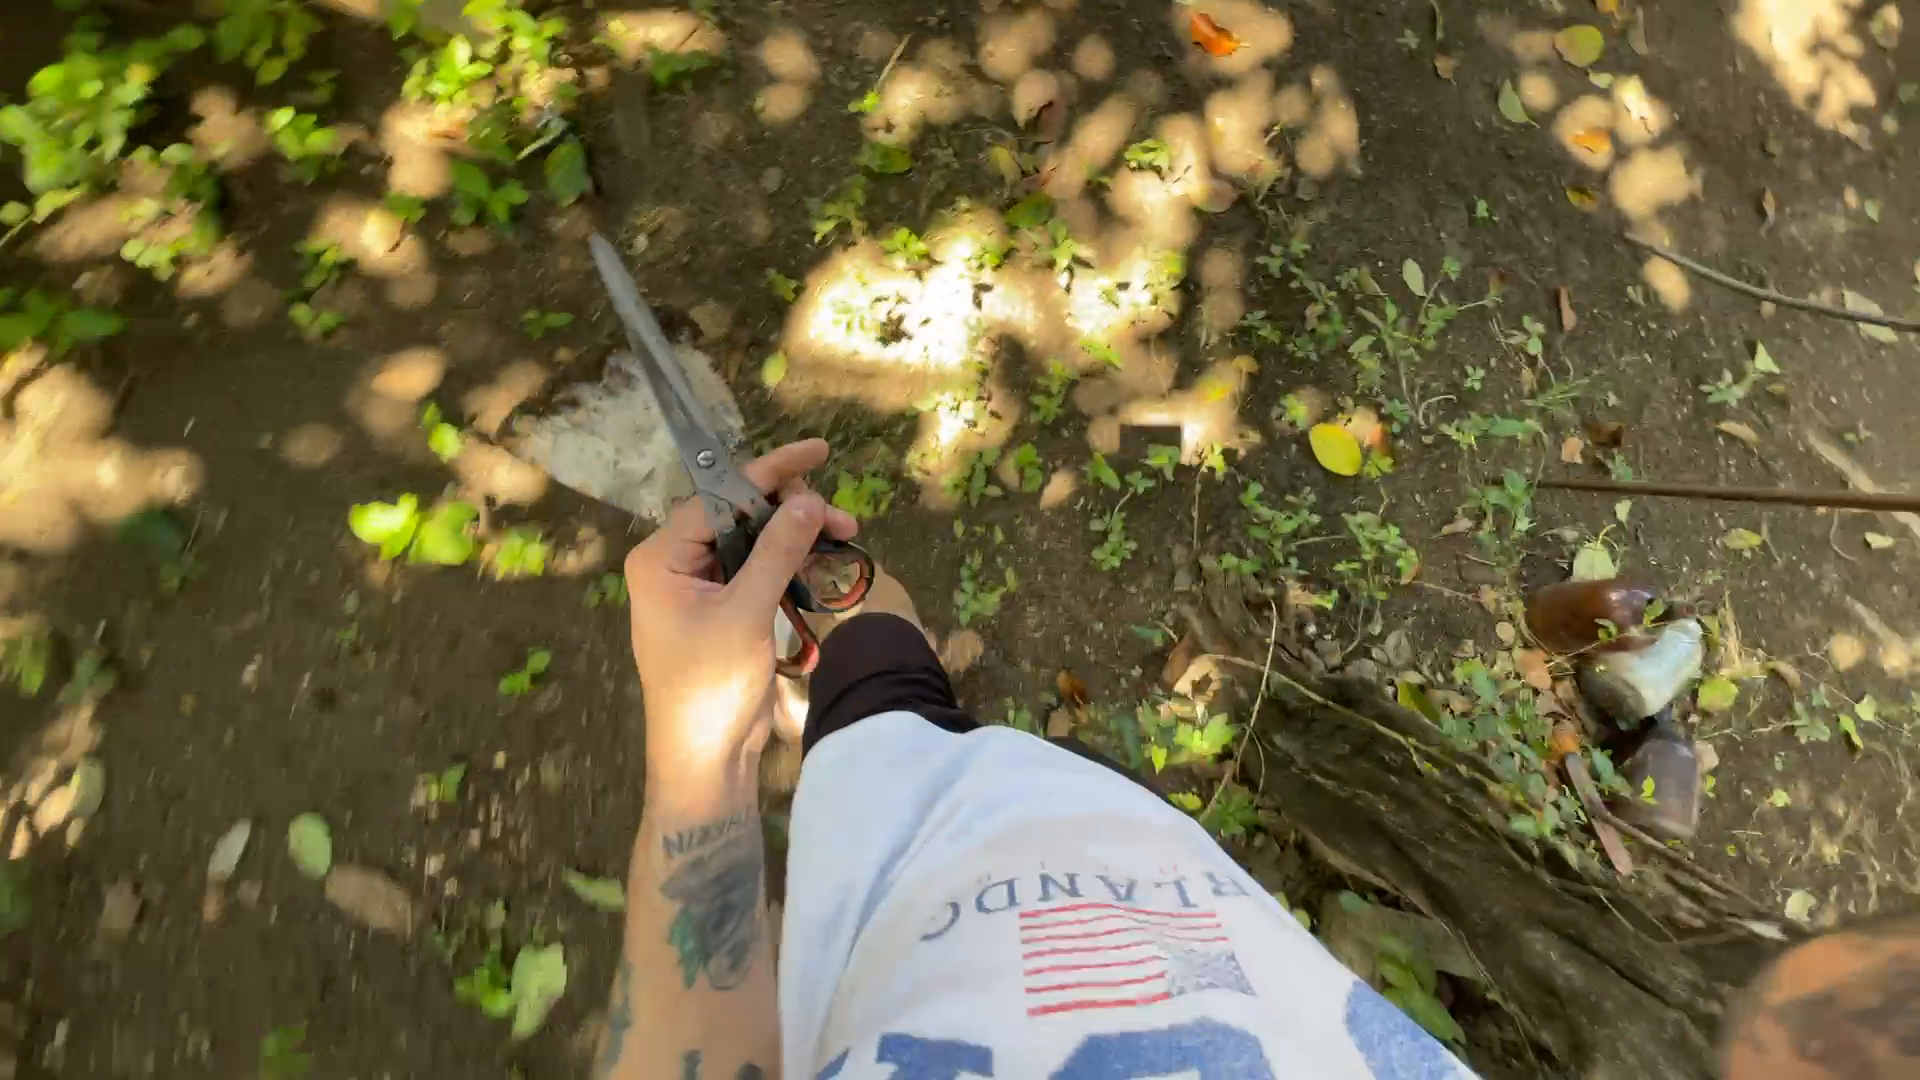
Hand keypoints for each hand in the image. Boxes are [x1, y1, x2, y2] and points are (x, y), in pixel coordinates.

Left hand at [623, 439, 857, 790]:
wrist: (707, 755)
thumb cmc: (711, 685)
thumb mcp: (746, 613)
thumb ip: (776, 552)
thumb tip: (809, 500)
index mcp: (662, 556)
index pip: (721, 497)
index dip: (772, 472)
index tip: (817, 450)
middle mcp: (678, 561)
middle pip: (741, 513)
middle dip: (793, 510)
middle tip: (843, 521)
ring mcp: (703, 583)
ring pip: (757, 538)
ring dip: (799, 535)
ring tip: (845, 538)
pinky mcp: (727, 604)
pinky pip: (761, 566)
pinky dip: (793, 561)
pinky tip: (824, 560)